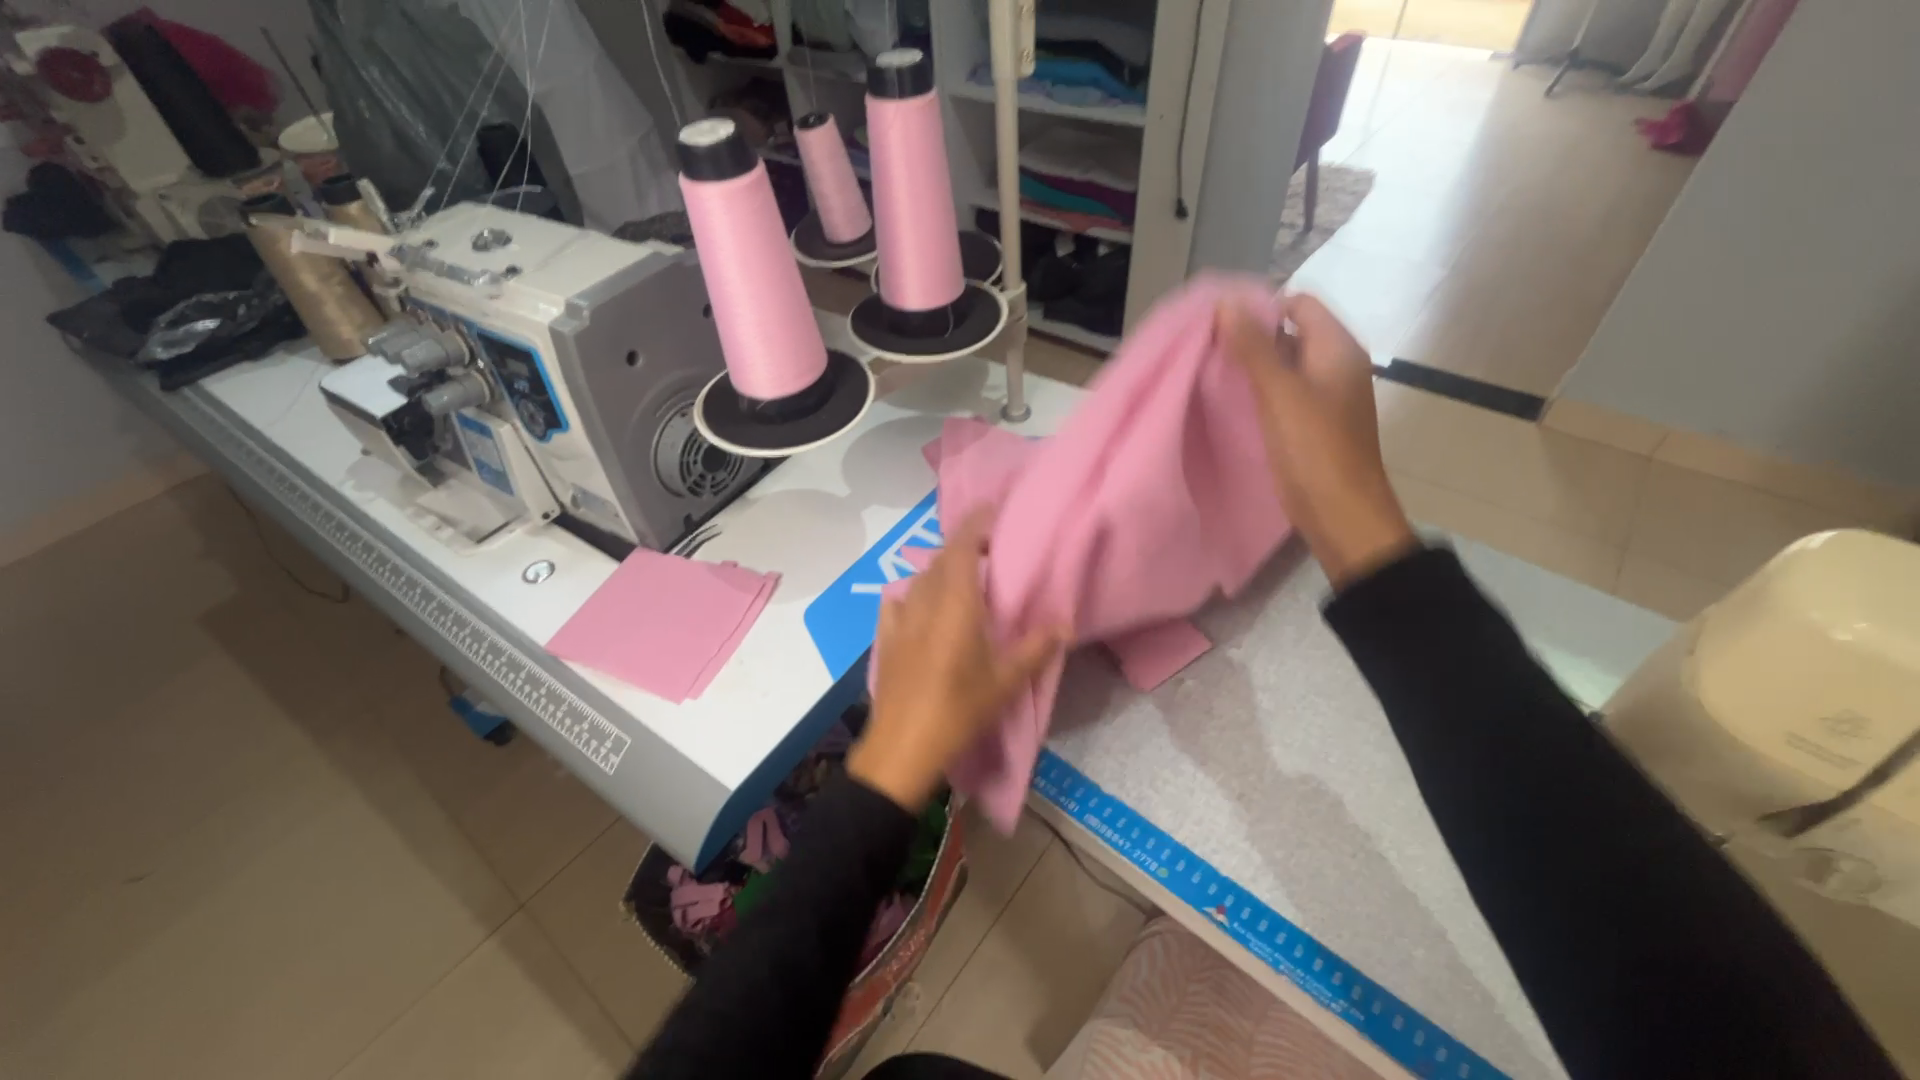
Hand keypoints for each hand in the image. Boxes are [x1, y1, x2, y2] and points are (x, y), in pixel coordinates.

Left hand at [850, 511, 1068, 811]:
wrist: (903, 747)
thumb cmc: (959, 711)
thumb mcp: (1004, 683)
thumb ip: (1035, 649)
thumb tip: (1064, 623)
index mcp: (956, 604)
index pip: (963, 547)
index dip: (976, 524)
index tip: (994, 512)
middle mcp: (925, 602)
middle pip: (942, 559)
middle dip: (965, 547)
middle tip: (991, 551)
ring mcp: (901, 620)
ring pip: (921, 580)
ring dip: (942, 571)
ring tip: (964, 580)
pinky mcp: (887, 639)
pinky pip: (900, 603)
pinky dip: (915, 594)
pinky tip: (923, 607)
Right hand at [1218, 294, 1416, 587]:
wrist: (1343, 515)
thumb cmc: (1315, 450)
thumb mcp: (1280, 393)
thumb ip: (1253, 347)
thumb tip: (1227, 304)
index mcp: (1338, 349)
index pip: (1299, 304)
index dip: (1261, 308)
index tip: (1220, 326)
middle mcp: (1337, 366)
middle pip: (1291, 334)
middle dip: (1252, 338)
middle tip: (1210, 352)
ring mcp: (1328, 398)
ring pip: (1286, 367)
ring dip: (1254, 368)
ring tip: (1215, 376)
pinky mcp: (1315, 426)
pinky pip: (1285, 396)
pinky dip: (1262, 395)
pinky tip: (1234, 406)